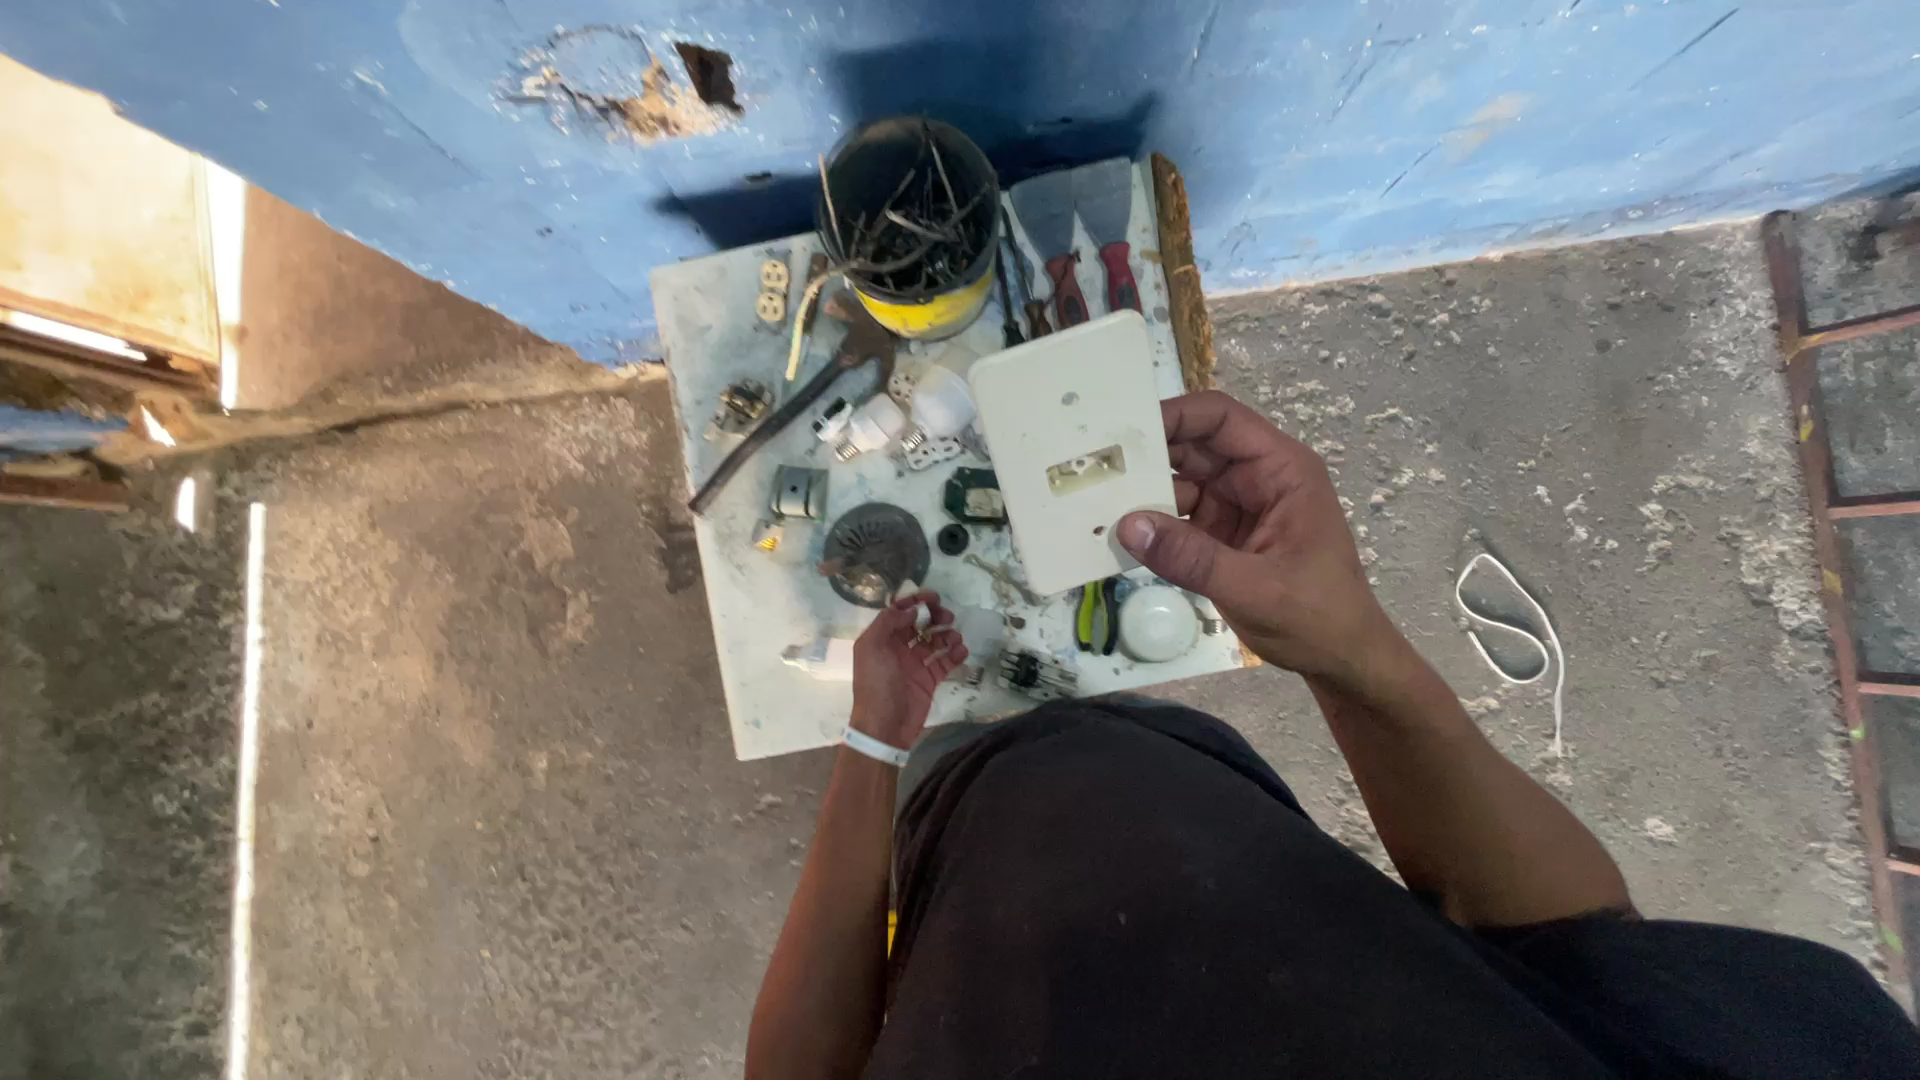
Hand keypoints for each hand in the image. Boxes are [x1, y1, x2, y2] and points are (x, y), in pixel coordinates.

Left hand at [849, 591, 968, 747]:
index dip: (915, 602)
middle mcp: (897, 649)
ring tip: (955, 637)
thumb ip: (887, 623)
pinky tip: (962, 651)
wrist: (884, 727)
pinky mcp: (928, 681)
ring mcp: (914, 665)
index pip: (898, 613)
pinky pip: (944, 662)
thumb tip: (910, 611)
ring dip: (946, 635)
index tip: (933, 597)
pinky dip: (954, 654)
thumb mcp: (872, 648)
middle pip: (919, 625)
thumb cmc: (876, 685)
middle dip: (934, 617)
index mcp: (881, 640)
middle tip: (948, 616)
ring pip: (934, 642)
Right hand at [1117, 391, 1402, 687]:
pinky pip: (1175, 517)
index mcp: (1280, 470)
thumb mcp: (1255, 588)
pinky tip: (1114, 532)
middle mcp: (1255, 478)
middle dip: (1146, 454)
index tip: (1123, 432)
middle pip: (1191, 446)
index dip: (1175, 415)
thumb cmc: (1316, 615)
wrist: (1338, 659)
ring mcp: (1234, 506)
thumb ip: (1192, 558)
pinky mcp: (1217, 535)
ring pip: (1177, 481)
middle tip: (1092, 465)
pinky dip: (1148, 524)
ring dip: (1141, 491)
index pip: (1221, 420)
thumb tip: (1127, 526)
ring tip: (1092, 499)